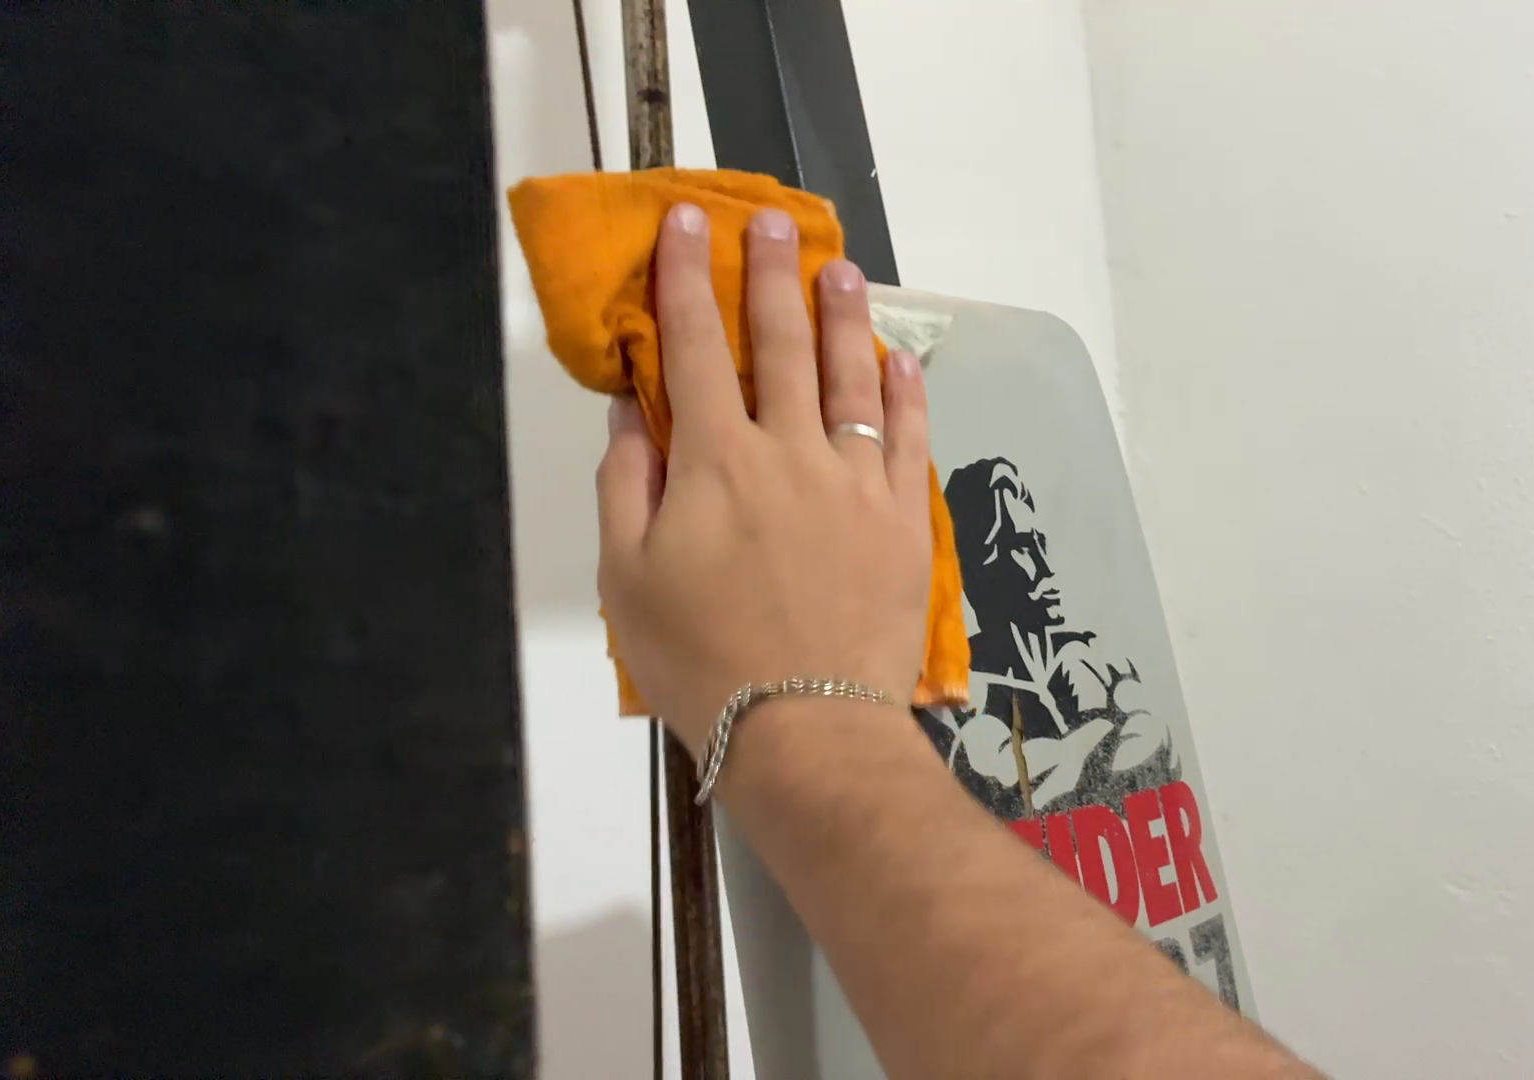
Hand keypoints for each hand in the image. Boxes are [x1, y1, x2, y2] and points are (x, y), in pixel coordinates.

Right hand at [595, 203, 933, 755]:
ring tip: (841, 268)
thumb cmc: (702, 660)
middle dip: (772, 274)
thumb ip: (627, 483)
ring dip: (844, 316)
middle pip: (781, 345)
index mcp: (716, 463)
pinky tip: (899, 359)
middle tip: (776, 220)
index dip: (686, 279)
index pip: (695, 348)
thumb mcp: (629, 578)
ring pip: (851, 378)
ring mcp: (856, 481)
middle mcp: (791, 454)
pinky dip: (904, 393)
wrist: (806, 724)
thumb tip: (634, 409)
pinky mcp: (902, 516)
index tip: (685, 224)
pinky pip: (906, 438)